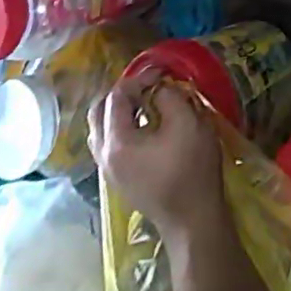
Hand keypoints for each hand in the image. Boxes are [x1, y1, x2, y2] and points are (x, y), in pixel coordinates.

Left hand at [92, 70, 227, 235]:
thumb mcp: (188, 122)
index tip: (162, 72)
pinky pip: (111, 144)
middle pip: (99, 113)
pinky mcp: (120, 179)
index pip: (116, 97)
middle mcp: (104, 155)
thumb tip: (159, 90)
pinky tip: (148, 126)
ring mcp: (109, 170)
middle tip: (149, 85)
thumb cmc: (191, 167)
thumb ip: (169, 98)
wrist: (192, 218)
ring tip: (148, 103)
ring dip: (121, 110)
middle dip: (122, 93)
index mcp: (117, 142)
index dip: (139, 78)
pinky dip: (123, 127)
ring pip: (102, 130)